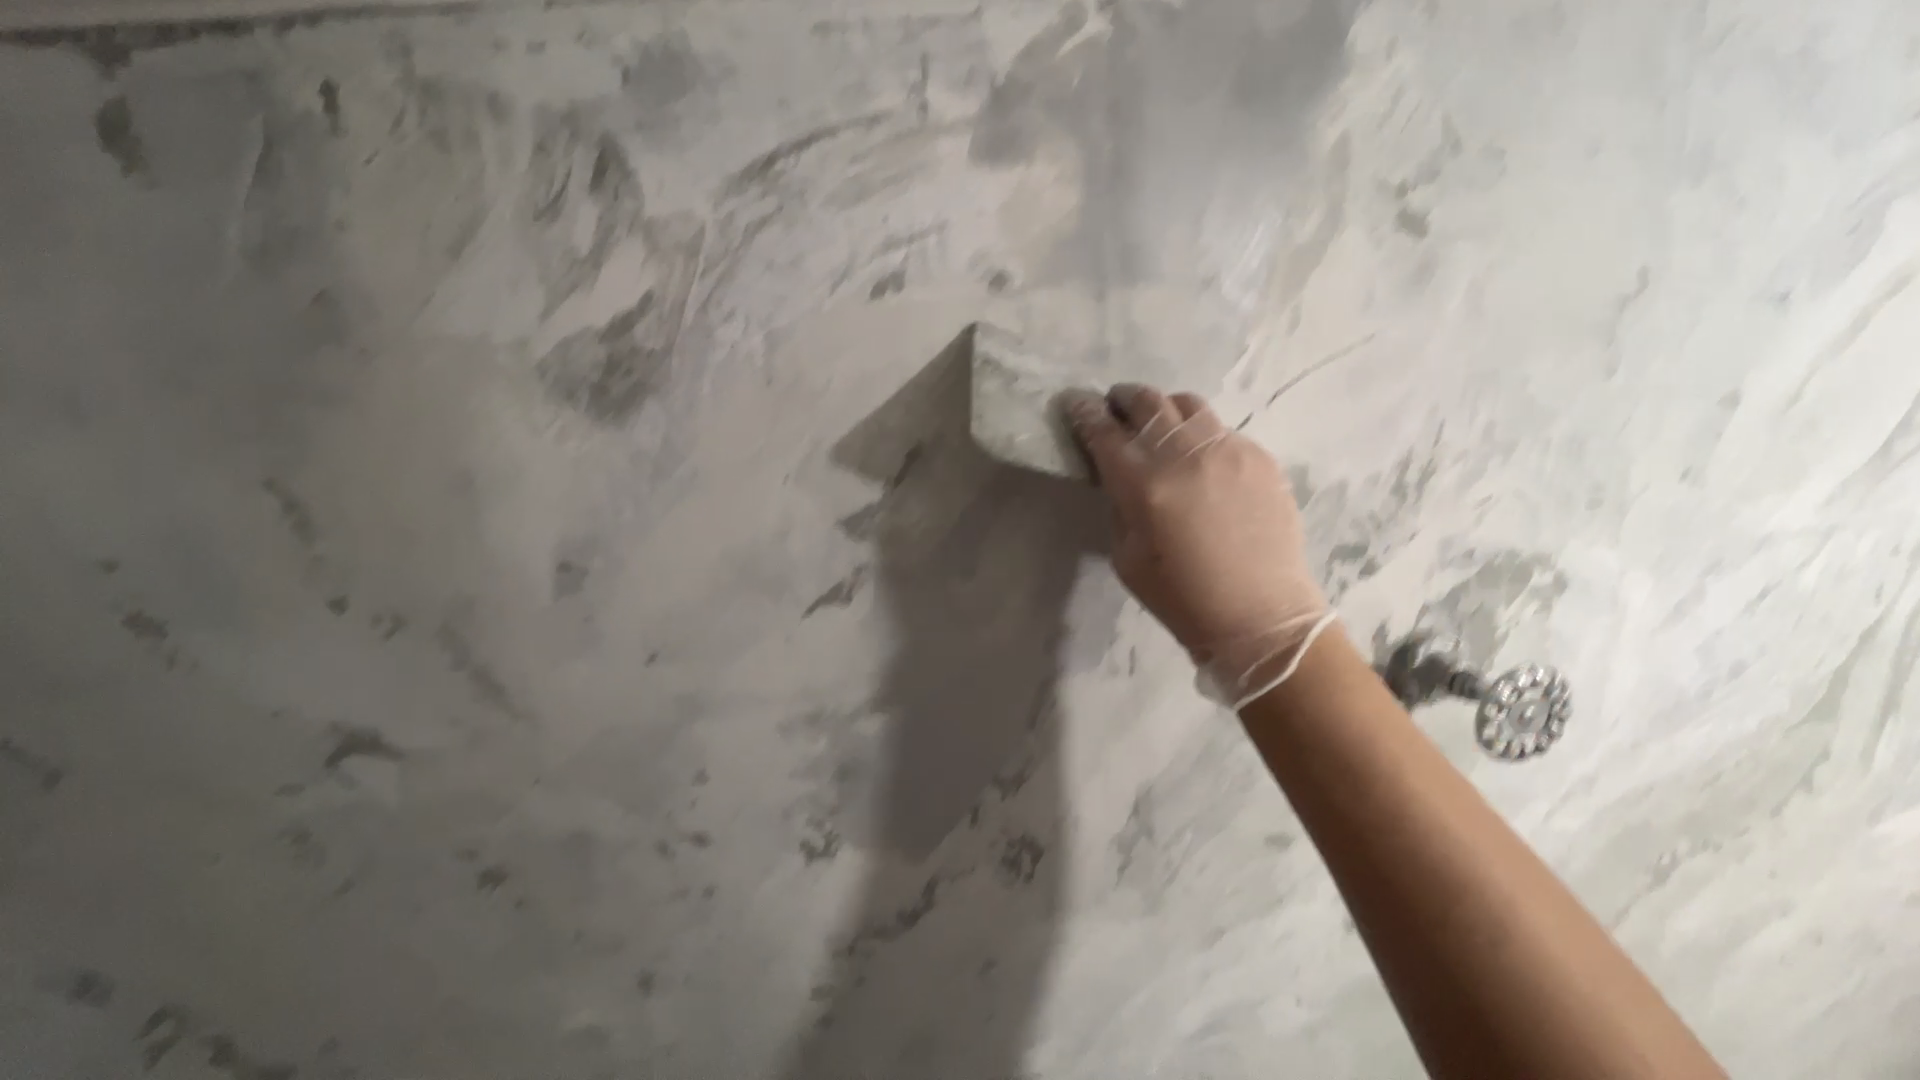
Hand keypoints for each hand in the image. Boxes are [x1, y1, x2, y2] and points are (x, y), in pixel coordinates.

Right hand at [1063, 384, 1333, 703]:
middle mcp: (1184, 455)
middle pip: (1147, 402)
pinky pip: (1222, 430)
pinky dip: (1202, 435)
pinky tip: (1201, 459)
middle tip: (1116, 404)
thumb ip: (1120, 506)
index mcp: (1142, 484)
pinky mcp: (1259, 457)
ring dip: (1165, 408)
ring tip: (1160, 422)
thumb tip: (1123, 477)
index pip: (1103, 431)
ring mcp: (1227, 451)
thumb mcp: (1126, 558)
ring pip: (1188, 405)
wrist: (1260, 614)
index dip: (1084, 411)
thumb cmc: (1182, 597)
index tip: (1076, 401)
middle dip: (1124, 398)